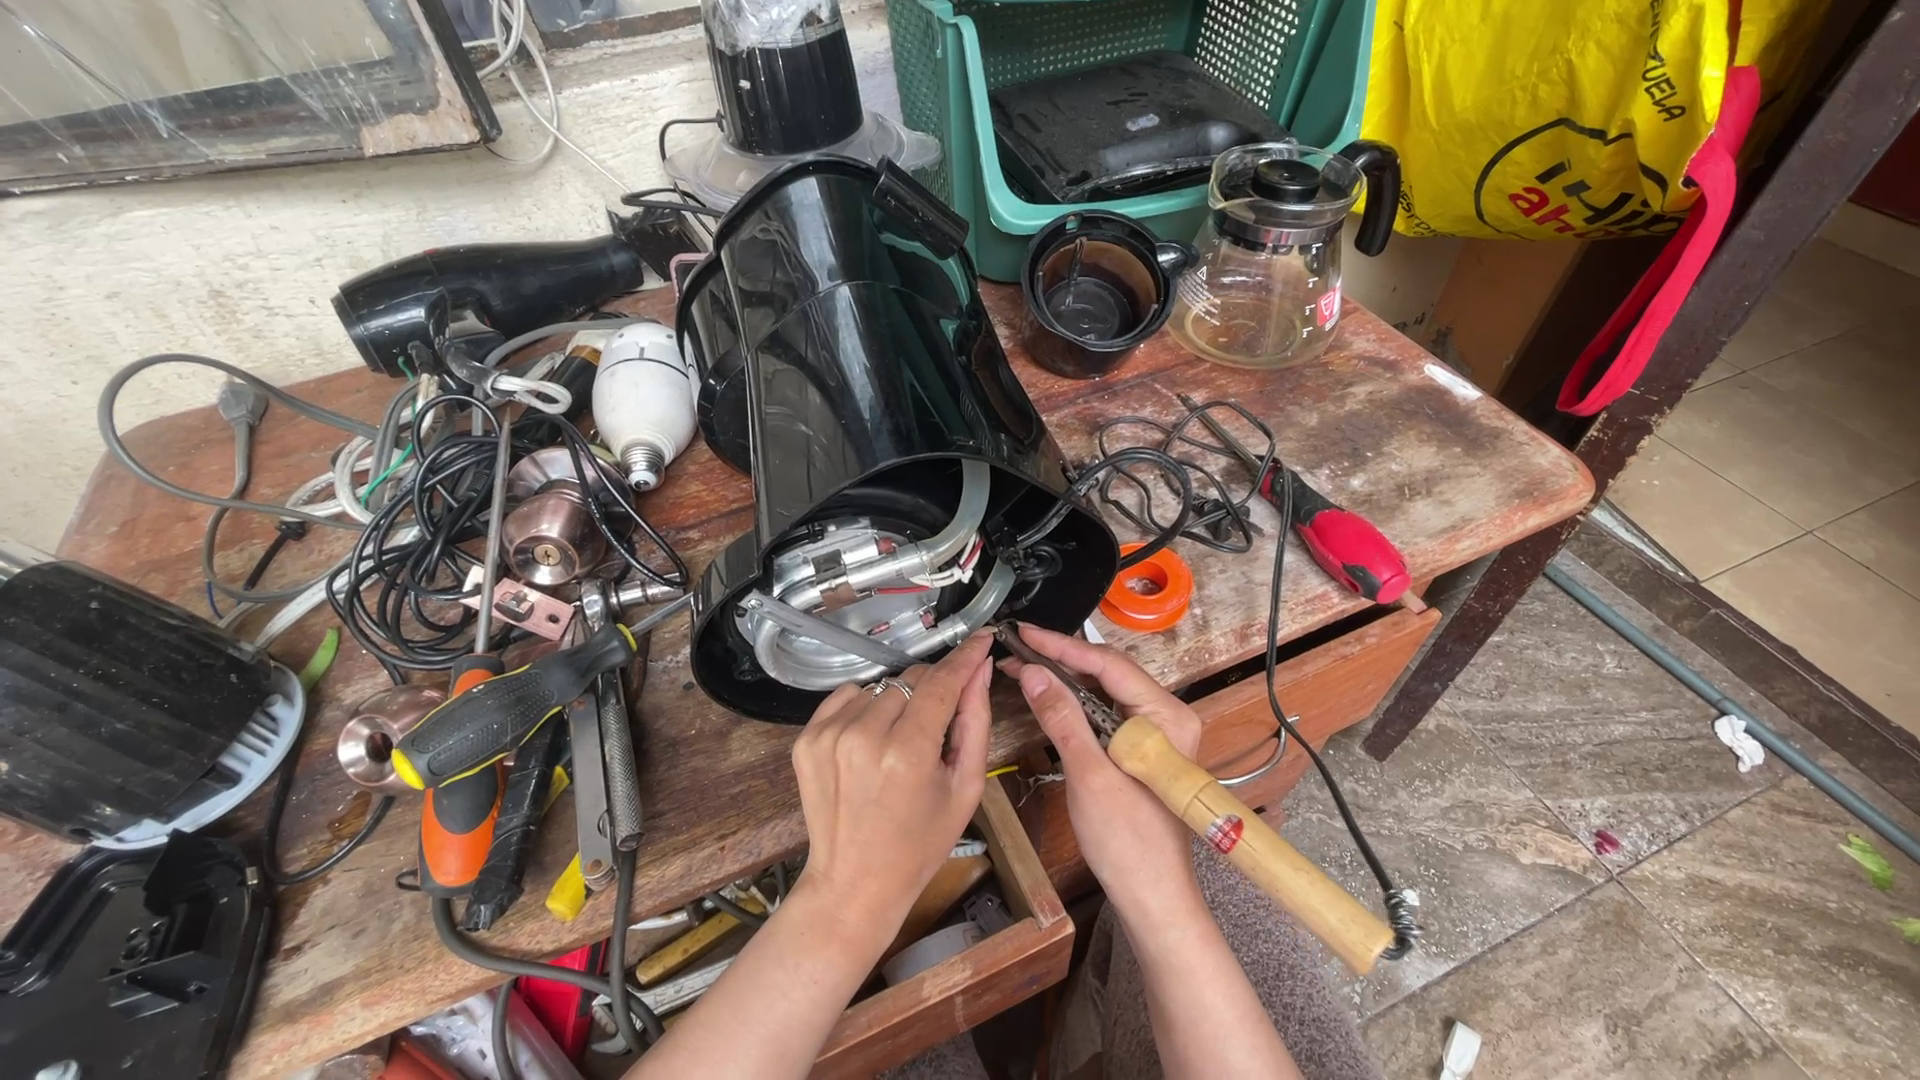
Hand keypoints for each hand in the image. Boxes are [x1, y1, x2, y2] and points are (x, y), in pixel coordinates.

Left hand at [789, 631, 995, 936]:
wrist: (855, 883)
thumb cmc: (920, 843)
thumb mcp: (966, 788)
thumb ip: (976, 721)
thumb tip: (981, 670)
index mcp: (908, 753)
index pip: (942, 681)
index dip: (965, 657)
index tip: (981, 639)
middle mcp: (864, 736)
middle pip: (912, 679)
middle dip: (933, 689)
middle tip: (939, 723)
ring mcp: (829, 735)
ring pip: (881, 686)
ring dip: (899, 701)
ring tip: (901, 740)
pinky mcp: (807, 738)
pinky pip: (848, 695)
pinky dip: (866, 707)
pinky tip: (873, 739)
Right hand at [1003, 623, 1202, 921]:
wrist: (1151, 895)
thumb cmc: (1128, 841)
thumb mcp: (1089, 774)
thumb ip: (1062, 718)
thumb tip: (1032, 672)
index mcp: (1166, 716)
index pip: (1109, 666)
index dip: (1063, 647)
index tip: (1026, 633)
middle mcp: (1166, 716)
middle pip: (1108, 673)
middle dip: (1060, 659)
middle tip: (1018, 647)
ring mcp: (1154, 733)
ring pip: (1103, 692)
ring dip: (1063, 680)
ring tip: (1023, 665)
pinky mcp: (1141, 749)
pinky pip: (1104, 713)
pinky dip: (1073, 704)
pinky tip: (1047, 696)